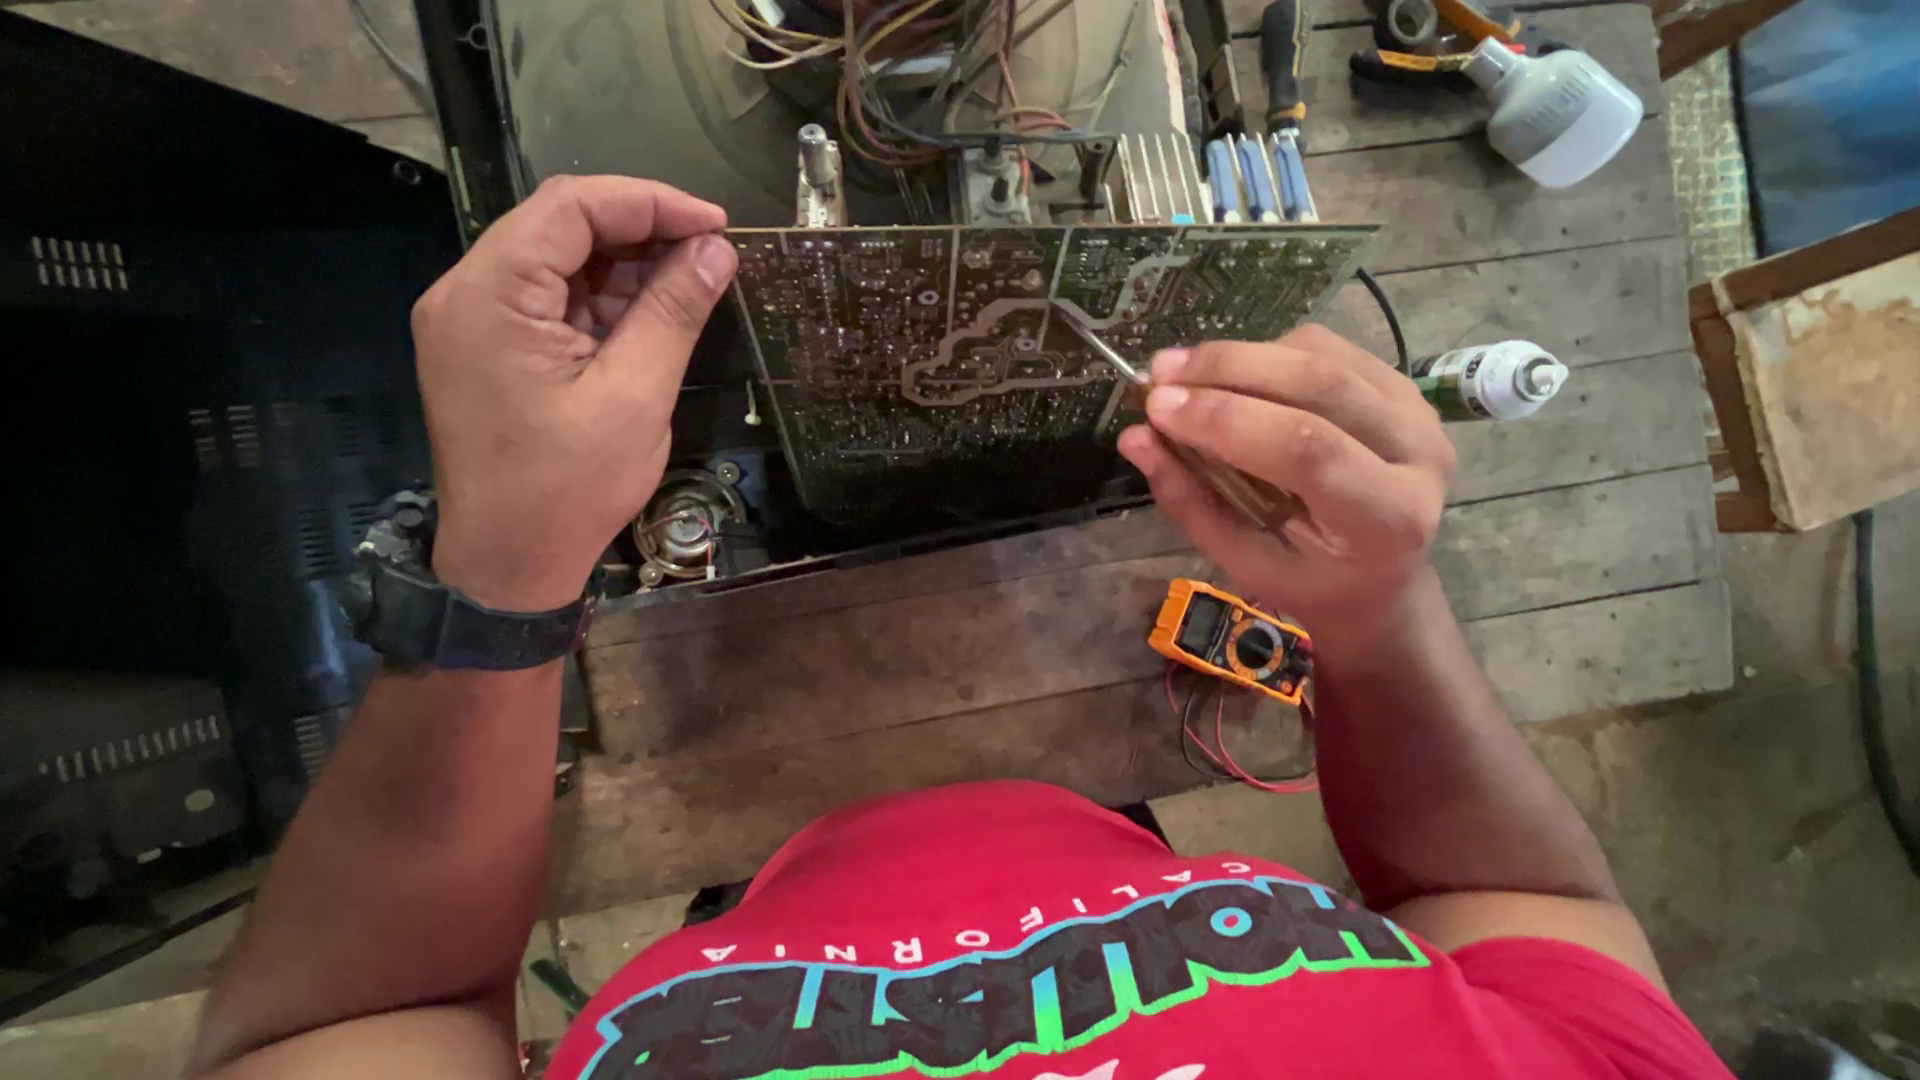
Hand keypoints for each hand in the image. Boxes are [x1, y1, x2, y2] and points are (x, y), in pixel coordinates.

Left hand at [410, 176, 737, 611]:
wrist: (510, 562)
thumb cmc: (571, 486)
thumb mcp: (635, 396)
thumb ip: (674, 313)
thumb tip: (718, 252)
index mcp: (491, 295)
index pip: (571, 207)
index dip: (650, 202)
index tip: (718, 225)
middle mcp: (470, 293)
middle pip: (560, 228)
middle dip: (643, 232)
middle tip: (713, 254)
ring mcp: (476, 323)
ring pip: (560, 264)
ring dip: (628, 268)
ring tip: (694, 283)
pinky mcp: (492, 351)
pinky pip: (553, 304)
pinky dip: (606, 303)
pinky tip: (653, 314)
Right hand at [1117, 325, 1455, 657]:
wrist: (1379, 576)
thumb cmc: (1307, 581)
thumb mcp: (1243, 562)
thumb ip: (1191, 501)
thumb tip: (1134, 438)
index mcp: (1385, 517)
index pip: (1306, 448)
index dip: (1225, 419)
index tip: (1158, 407)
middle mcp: (1418, 454)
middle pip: (1318, 383)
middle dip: (1227, 370)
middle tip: (1160, 373)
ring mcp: (1418, 412)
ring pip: (1320, 355)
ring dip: (1240, 355)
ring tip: (1181, 370)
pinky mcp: (1403, 386)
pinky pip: (1326, 348)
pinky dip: (1266, 351)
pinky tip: (1229, 373)